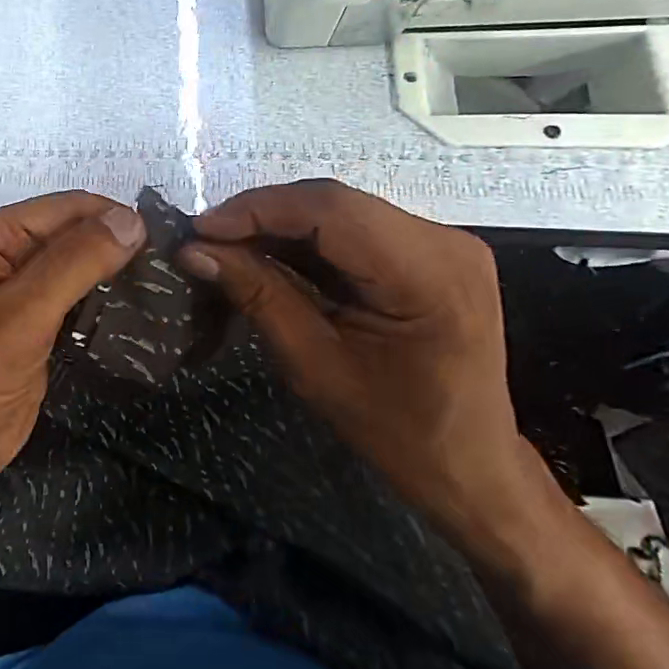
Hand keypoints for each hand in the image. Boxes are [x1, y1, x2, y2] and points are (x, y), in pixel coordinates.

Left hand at [0, 191, 144, 509]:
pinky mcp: (45, 324)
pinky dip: (113, 302)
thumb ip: (75, 263)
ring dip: (122, 275)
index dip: (118, 219)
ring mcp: (30, 291)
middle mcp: (14, 253)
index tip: (168, 244)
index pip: (73, 207)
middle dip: (124, 247)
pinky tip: (144, 311)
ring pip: (89, 266)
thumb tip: (134, 220)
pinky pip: (87, 299)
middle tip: (173, 268)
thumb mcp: (21, 315)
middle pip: (82, 233)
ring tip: (167, 287)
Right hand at [178, 180, 538, 545]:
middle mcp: (448, 241)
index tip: (201, 228)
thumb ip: (261, 297)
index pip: (334, 213)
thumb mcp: (318, 368)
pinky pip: (363, 231)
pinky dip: (314, 241)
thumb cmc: (399, 433)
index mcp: (432, 274)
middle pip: (340, 205)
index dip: (260, 209)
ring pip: (348, 212)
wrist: (470, 464)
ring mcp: (448, 243)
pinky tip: (274, 254)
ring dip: (286, 226)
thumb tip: (198, 250)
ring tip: (231, 246)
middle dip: (267, 215)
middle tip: (209, 239)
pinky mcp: (437, 253)